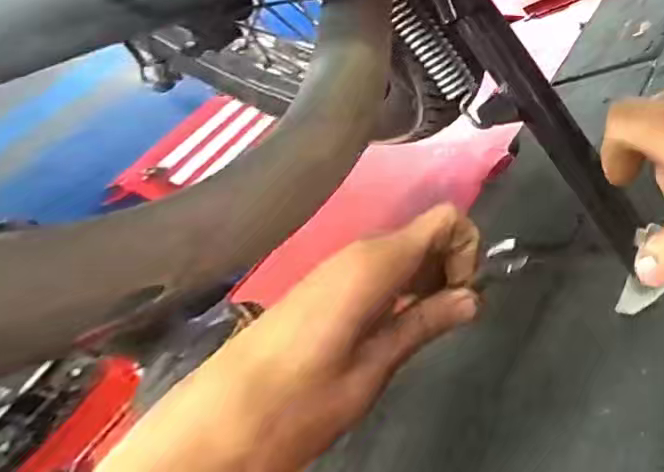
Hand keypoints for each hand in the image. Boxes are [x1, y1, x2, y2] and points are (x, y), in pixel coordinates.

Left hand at [101, 205, 482, 471]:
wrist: (190, 444)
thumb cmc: (289, 409)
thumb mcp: (368, 374)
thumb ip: (424, 325)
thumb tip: (473, 297)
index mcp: (375, 263)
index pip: (447, 219)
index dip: (467, 250)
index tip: (460, 297)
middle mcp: (357, 252)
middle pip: (427, 234)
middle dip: (448, 268)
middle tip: (441, 320)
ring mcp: (333, 270)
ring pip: (403, 253)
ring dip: (423, 281)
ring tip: (411, 333)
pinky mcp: (316, 290)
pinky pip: (376, 271)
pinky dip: (396, 291)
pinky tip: (380, 335)